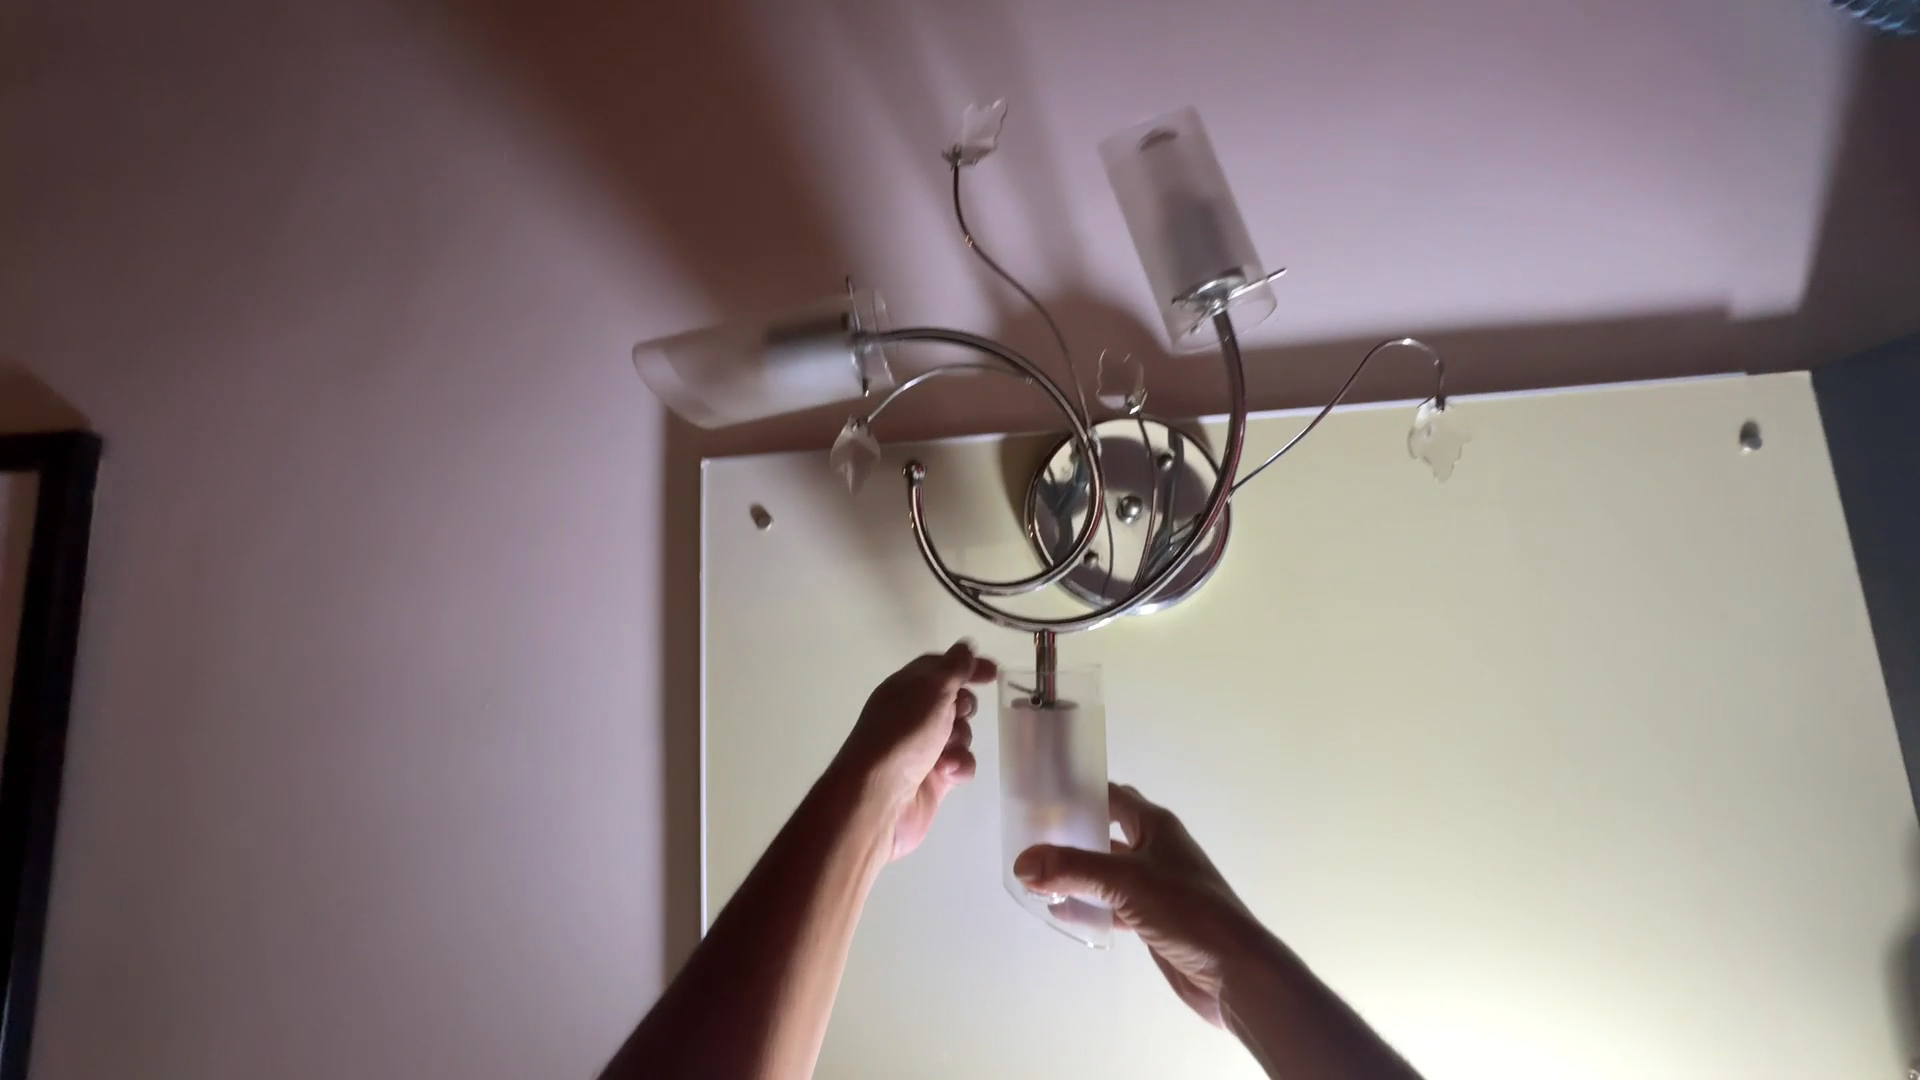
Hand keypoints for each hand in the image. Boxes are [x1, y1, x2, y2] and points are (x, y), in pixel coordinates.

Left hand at [833, 641, 997, 861]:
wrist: (878, 798)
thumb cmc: (903, 734)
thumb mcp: (931, 689)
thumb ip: (954, 666)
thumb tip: (966, 646)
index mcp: (906, 688)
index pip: (941, 667)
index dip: (967, 666)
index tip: (993, 673)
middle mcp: (913, 715)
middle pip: (954, 701)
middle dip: (964, 706)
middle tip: (958, 713)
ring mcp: (923, 747)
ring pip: (961, 733)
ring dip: (961, 739)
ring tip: (946, 750)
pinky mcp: (933, 778)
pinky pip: (960, 763)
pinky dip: (959, 765)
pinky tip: (948, 772)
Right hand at [1013, 783, 1269, 1026]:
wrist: (1236, 973)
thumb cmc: (1187, 909)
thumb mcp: (1125, 880)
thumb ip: (1073, 869)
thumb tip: (1022, 863)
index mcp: (1155, 825)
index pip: (1112, 795)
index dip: (1081, 792)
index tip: (1043, 795)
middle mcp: (1155, 849)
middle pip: (1106, 833)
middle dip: (1073, 835)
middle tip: (1033, 838)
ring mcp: (1155, 885)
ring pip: (1107, 871)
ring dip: (1077, 874)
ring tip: (1038, 877)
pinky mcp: (1153, 918)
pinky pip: (1113, 904)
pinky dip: (1090, 906)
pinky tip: (1062, 912)